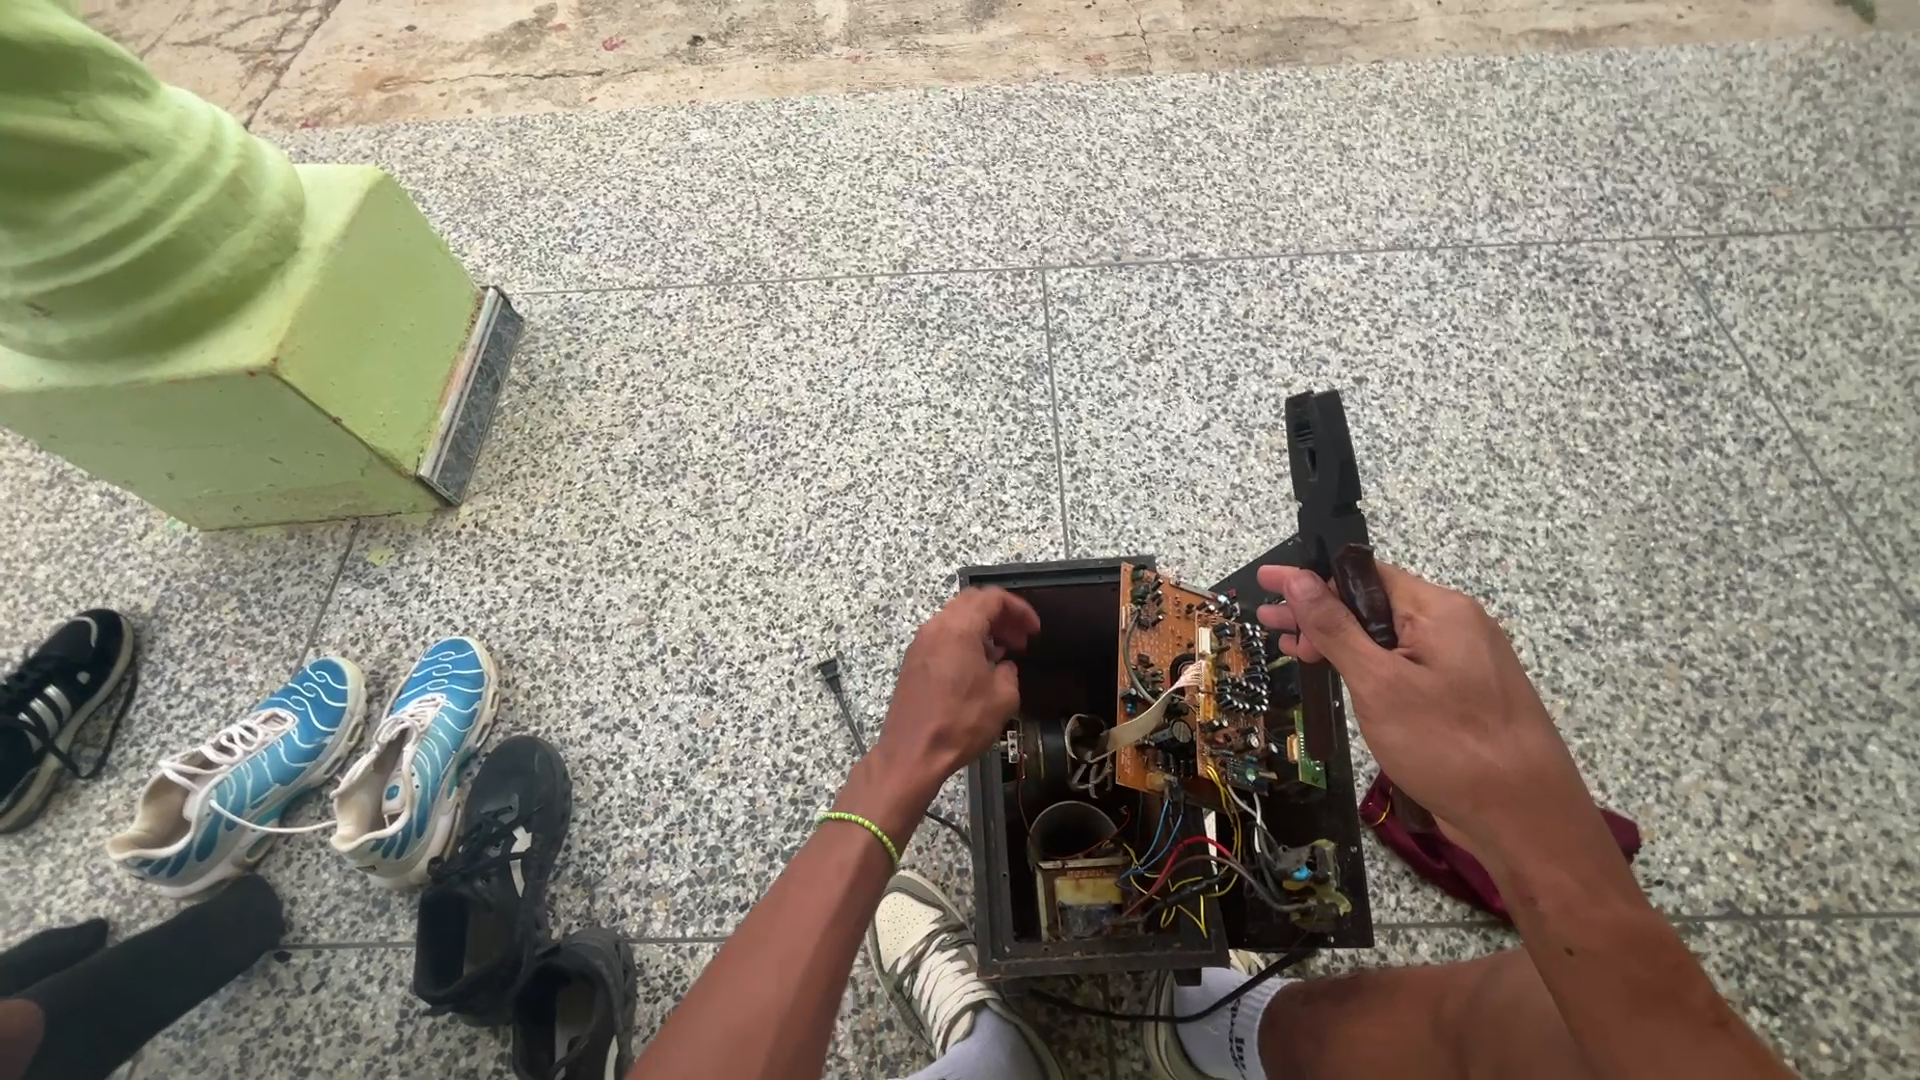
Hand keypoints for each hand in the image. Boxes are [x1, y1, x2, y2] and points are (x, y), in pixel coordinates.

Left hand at [873, 587, 1040, 797]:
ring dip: (982, 628)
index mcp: (959, 628)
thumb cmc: (960, 723)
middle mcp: (936, 628)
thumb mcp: (1002, 698)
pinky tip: (978, 667)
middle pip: (971, 602)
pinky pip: (943, 637)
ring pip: (955, 618)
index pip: (992, 597)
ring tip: (1002, 654)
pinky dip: (964, 641)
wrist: (912, 753)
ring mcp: (920, 644)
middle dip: (1000, 615)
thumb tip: (1003, 666)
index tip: (1034, 630)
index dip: (1019, 609)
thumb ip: (1009, 672)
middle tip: (1020, 639)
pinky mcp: (913, 661)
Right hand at [1255, 562, 1594, 858]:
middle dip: (1316, 610)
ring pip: (1386, 635)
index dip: (1310, 577)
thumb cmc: (1448, 746)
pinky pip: (1403, 661)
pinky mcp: (1460, 692)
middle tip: (1268, 619)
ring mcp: (1461, 660)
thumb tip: (1297, 579)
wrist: (1527, 821)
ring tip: (1292, 648)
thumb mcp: (1378, 683)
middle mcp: (1455, 625)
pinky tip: (1338, 673)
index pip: (1362, 575)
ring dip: (1337, 639)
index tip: (1266, 581)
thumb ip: (1335, 628)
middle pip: (1372, 604)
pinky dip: (1365, 663)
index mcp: (1439, 610)